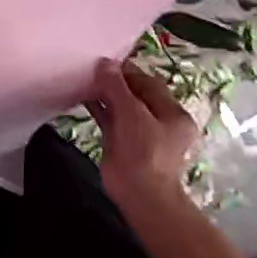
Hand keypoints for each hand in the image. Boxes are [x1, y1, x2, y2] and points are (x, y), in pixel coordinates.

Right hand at [86, 58, 199, 212]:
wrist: (139, 195)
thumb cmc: (144, 152)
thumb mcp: (132, 114)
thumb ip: (117, 87)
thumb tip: (104, 63)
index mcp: (173, 113)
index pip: (150, 83)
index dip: (128, 71)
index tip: (106, 61)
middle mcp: (159, 121)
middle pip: (135, 94)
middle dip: (115, 82)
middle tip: (93, 69)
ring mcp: (140, 134)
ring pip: (122, 107)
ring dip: (105, 94)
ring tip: (85, 79)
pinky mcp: (123, 143)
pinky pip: (111, 120)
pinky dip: (99, 108)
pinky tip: (83, 97)